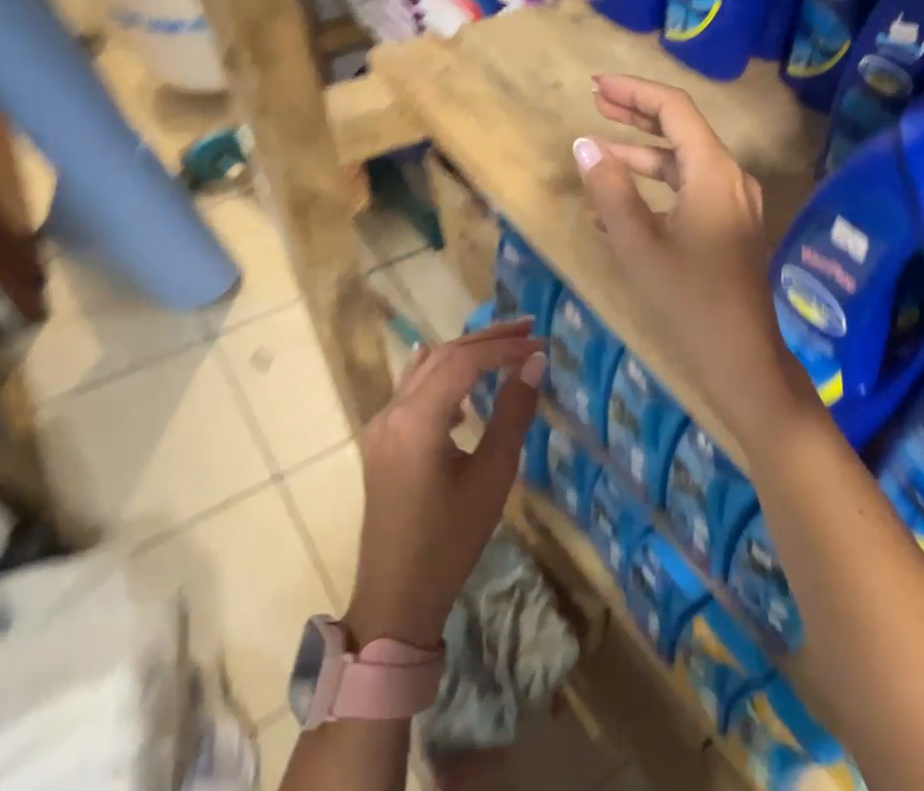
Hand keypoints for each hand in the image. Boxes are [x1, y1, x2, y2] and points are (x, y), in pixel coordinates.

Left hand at [346, 321, 544, 646]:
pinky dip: (443, 376)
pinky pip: (412, 392)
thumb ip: (513, 414)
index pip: (463, 362)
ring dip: (465, 354)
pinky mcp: (382, 443)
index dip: (504, 348)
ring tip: (506, 348)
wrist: (397, 594)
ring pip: (424, 371)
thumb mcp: (492, 476)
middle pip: (441, 356)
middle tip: (530, 330)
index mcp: (416, 420)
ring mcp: (380, 427)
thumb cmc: (451, 540)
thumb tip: (536, 364)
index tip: (542, 344)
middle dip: (486, 340)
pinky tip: (463, 381)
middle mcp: (391, 413)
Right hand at [573, 75, 817, 440]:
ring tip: (596, 159)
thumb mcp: (638, 244)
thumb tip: (586, 145)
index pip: (674, 109)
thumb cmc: (688, 300)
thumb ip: (610, 190)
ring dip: (641, 160)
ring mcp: (735, 206)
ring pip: (684, 167)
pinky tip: (619, 208)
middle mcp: (731, 179)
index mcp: (713, 171)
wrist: (741, 356)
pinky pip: (690, 197)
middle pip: (682, 132)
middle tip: (595, 103)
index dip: (634, 91)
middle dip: (637, 117)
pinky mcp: (731, 231)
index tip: (595, 86)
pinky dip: (657, 193)